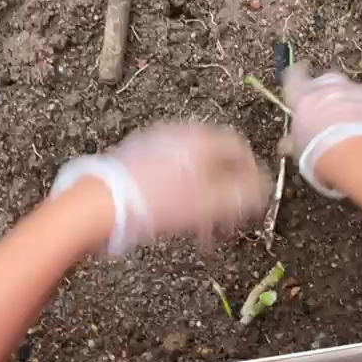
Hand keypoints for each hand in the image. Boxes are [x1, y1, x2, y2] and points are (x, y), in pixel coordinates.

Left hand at [50, 123, 269, 257]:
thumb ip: (242, 196)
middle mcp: (177, 134)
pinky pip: (170, 175)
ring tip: (202, 228)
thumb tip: (265, 189)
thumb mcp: (207, 204)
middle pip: (215, 159)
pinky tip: (176, 219)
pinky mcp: (136, 161)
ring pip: (192, 169)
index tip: (253, 199)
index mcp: (198, 139)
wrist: (96, 206)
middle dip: (227, 189)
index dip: (252, 173)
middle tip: (228, 219)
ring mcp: (154, 145)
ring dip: (205, 197)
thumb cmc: (154, 203)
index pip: (239, 146)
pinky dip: (182, 195)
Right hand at [281, 63, 361, 197]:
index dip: (296, 75)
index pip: (294, 76)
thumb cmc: (318, 153)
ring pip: (353, 91)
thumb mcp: (298, 150)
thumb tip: (286, 144)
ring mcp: (357, 92)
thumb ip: (294, 140)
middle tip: (327, 110)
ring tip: (353, 124)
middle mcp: (329, 87)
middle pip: (327, 80)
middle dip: (327, 91)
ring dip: (351, 102)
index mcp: (303, 97)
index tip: (297, 76)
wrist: (355, 158)